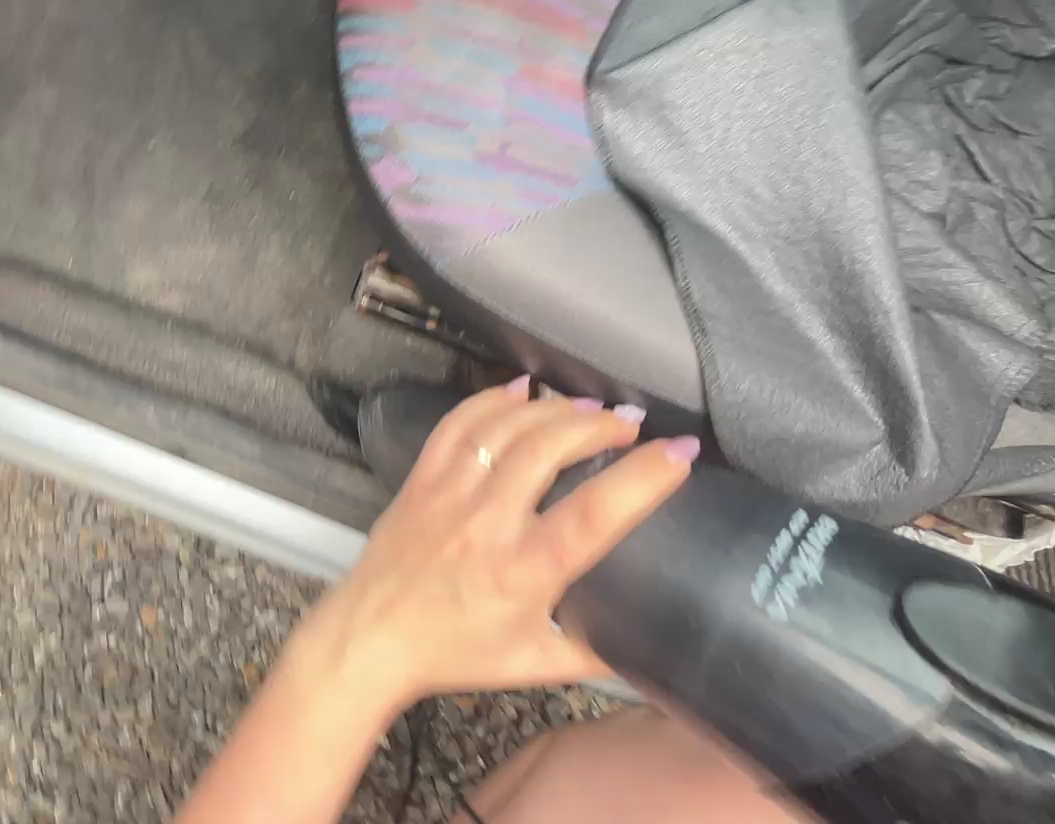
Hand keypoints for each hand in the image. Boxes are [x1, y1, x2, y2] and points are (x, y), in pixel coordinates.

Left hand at [291, 381, 696, 712]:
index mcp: (524, 571)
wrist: (372, 636)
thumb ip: (598, 652)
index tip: (681, 450)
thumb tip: (652, 641)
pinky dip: (491, 399)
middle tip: (629, 421)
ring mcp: (448, 492)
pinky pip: (457, 424)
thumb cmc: (455, 652)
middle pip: (548, 450)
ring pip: (504, 428)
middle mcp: (486, 521)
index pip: (595, 512)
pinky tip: (520, 388)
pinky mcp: (421, 478)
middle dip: (597, 424)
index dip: (644, 476)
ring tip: (587, 406)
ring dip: (551, 409)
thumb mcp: (535, 666)